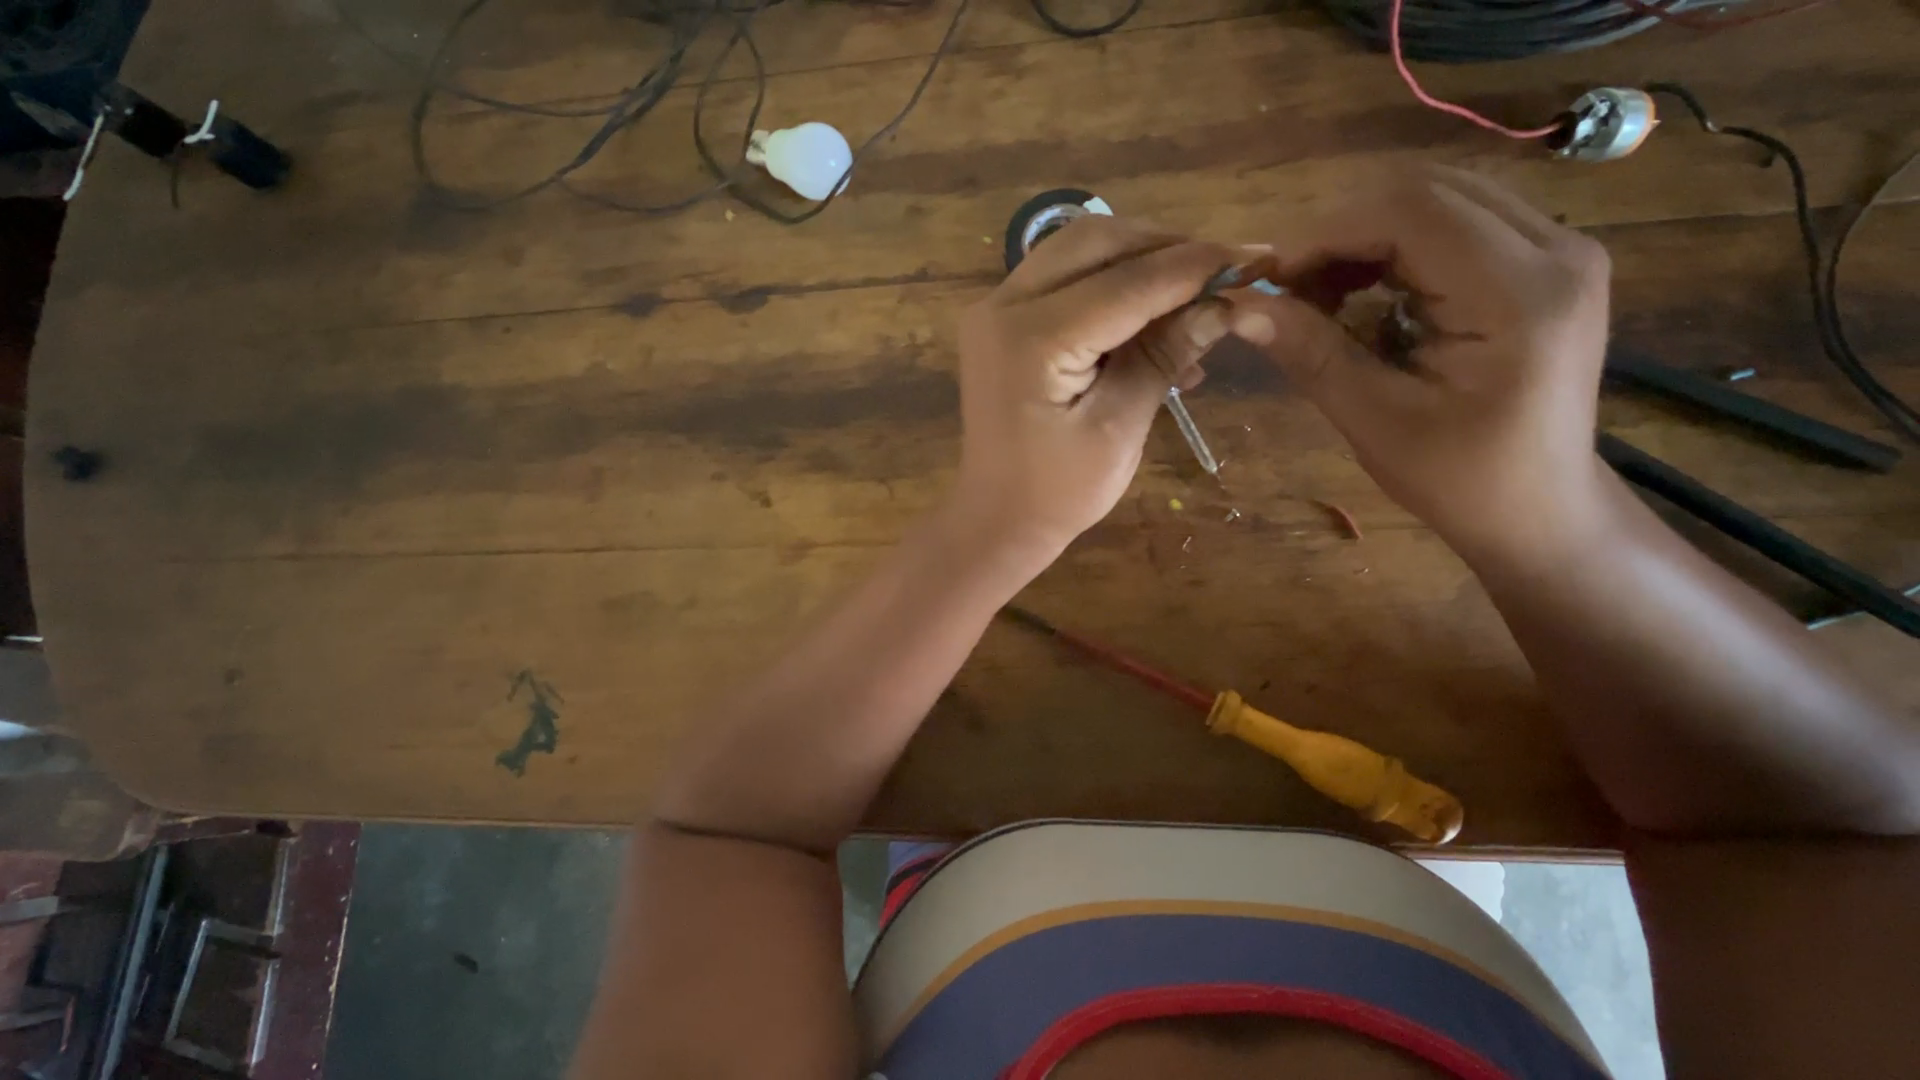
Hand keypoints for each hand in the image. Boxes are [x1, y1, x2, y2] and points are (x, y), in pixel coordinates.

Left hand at [949, 216, 1271, 554]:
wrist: (998, 517)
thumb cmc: (1059, 491)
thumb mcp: (1119, 427)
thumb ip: (1164, 356)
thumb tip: (1224, 303)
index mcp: (1031, 339)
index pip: (1127, 282)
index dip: (1194, 267)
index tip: (1253, 259)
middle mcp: (1004, 305)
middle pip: (1097, 241)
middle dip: (1166, 247)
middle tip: (1223, 269)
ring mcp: (997, 308)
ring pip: (1080, 250)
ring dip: (1140, 259)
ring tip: (1196, 290)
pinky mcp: (1003, 320)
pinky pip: (1065, 278)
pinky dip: (1113, 283)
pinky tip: (1156, 318)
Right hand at [1233, 167, 1614, 559]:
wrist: (1541, 509)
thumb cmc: (1460, 480)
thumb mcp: (1375, 421)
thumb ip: (1312, 353)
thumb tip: (1238, 305)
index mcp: (1521, 294)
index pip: (1411, 212)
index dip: (1326, 233)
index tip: (1269, 281)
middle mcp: (1556, 250)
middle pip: (1425, 193)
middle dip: (1342, 232)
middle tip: (1291, 292)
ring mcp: (1559, 249)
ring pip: (1439, 199)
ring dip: (1366, 238)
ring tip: (1323, 296)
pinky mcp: (1548, 260)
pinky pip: (1457, 222)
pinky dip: (1397, 248)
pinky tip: (1367, 295)